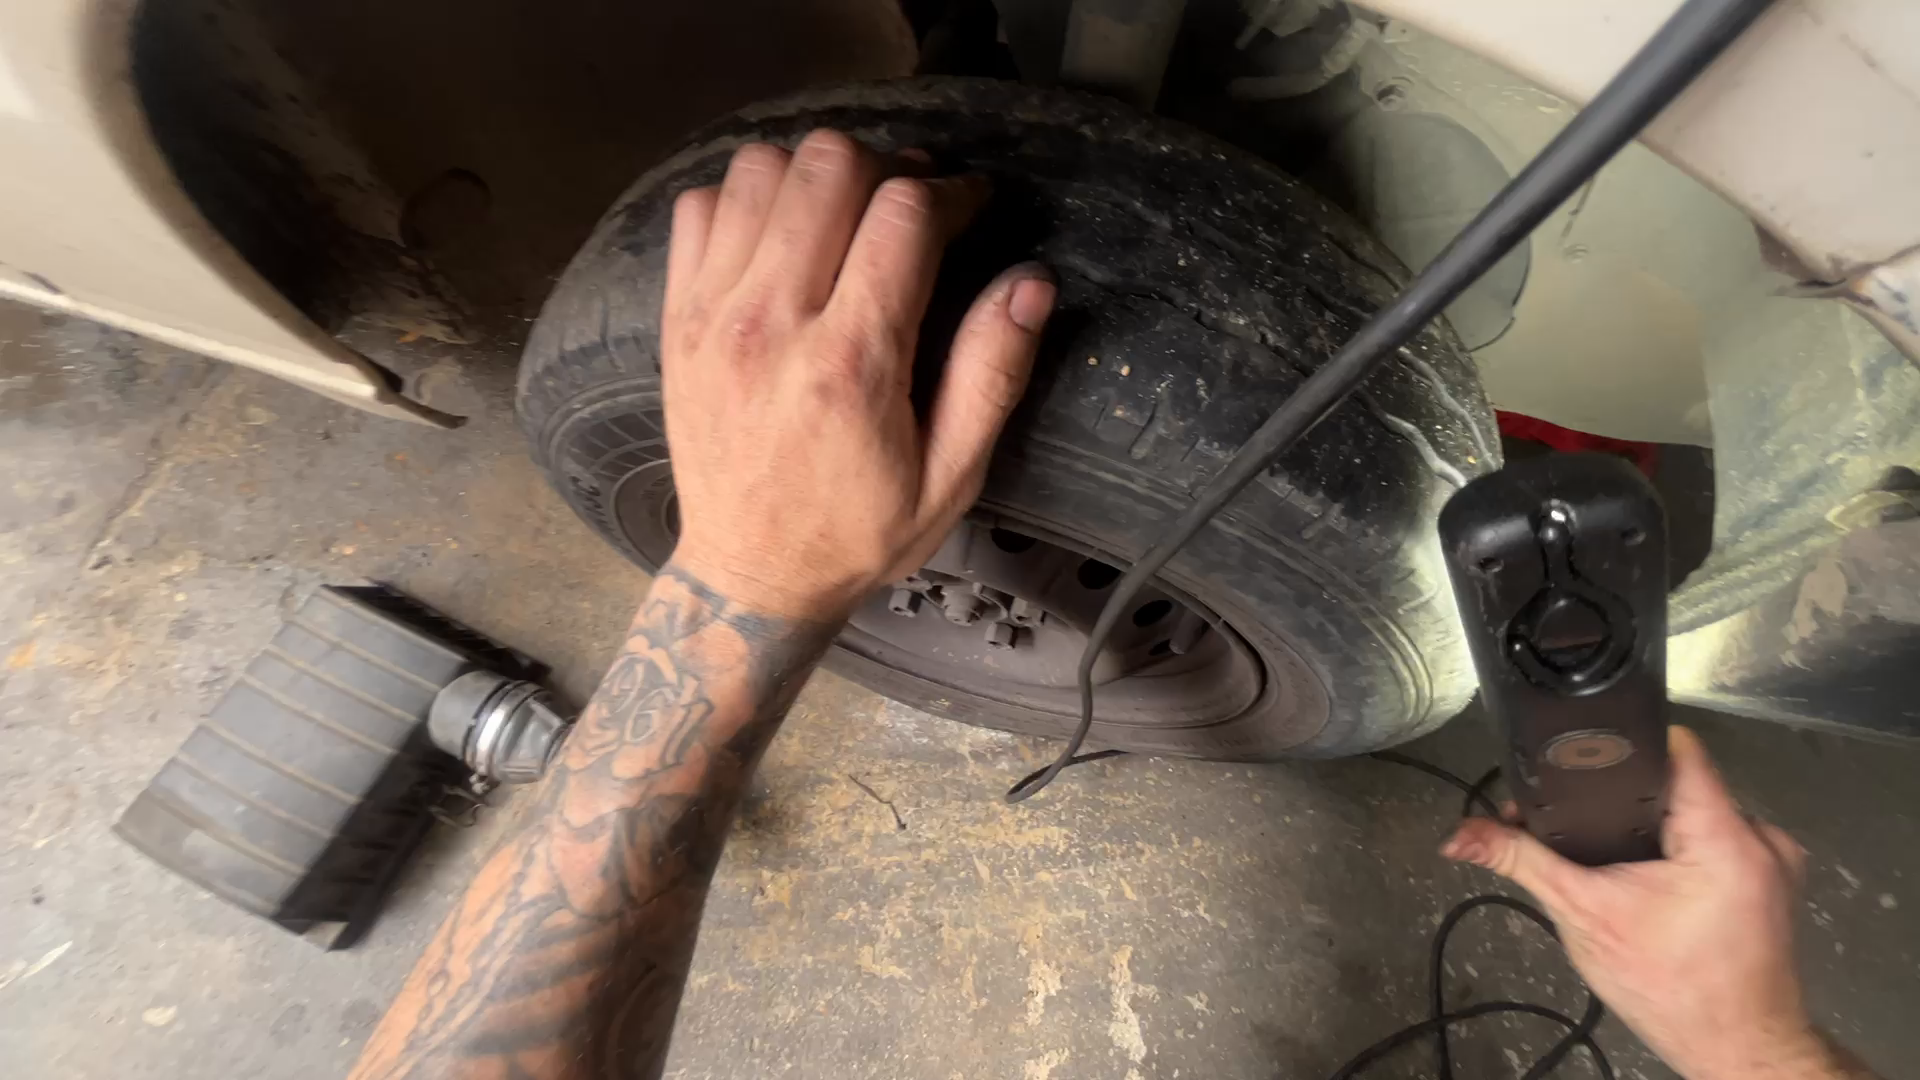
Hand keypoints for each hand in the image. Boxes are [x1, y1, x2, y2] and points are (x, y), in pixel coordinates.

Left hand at [659, 129, 1055, 619]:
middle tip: (913, 211)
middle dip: (888, 171)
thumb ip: (990, 377)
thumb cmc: (858, 535)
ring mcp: (713, 315)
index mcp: (851, 364)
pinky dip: (749, 199)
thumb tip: (1031, 283)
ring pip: (763, 170)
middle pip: (830, 167)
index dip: (953, 193)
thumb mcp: (950, 479)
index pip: (904, 216)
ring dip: (819, 177)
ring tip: (850, 221)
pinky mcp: (677, 319)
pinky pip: (700, 206)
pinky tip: (783, 238)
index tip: (971, 208)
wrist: (750, 574)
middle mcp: (772, 322)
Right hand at [1442, 726, 1840, 1079]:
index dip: (1611, 738)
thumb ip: (1515, 858)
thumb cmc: (1667, 982)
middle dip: (1601, 786)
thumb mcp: (1578, 911)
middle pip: (1664, 776)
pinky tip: (1612, 851)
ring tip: (1572, 828)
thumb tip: (1452, 835)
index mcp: (1725, 837)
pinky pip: (1693, 828)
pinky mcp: (1755, 874)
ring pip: (1675, 802)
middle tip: (1547, 806)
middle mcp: (1755, 837)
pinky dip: (1648, 833)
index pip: (1671, 750)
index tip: (1561, 743)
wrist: (1734, 1052)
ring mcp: (1761, 856)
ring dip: (1622, 811)